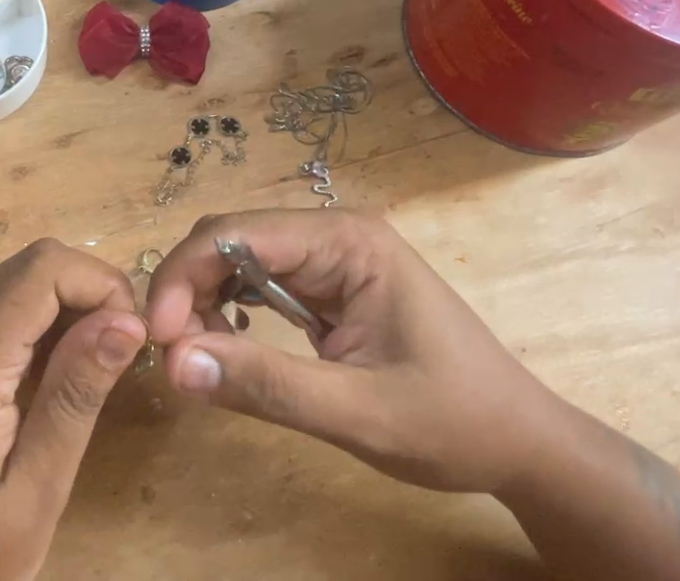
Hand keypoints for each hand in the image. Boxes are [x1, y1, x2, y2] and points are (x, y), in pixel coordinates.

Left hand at [0, 238, 148, 580]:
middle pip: (30, 264)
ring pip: (15, 279)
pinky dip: (38, 320)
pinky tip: (54, 374)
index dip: (100, 285)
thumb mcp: (35, 490)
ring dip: (66, 304)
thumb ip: (75, 397)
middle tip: (119, 355)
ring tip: (93, 368)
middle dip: (88, 291)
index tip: (133, 339)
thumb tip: (126, 321)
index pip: (43, 268)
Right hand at [144, 209, 565, 493]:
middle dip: (188, 290)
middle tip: (173, 355)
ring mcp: (329, 258)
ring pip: (235, 260)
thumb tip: (174, 365)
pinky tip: (228, 348)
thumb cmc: (455, 424)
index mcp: (347, 241)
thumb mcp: (361, 413)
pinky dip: (227, 313)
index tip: (158, 338)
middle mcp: (332, 235)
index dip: (184, 276)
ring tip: (199, 357)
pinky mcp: (325, 285)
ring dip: (203, 302)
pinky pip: (256, 284)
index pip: (236, 234)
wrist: (521, 444)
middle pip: (229, 241)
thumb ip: (267, 386)